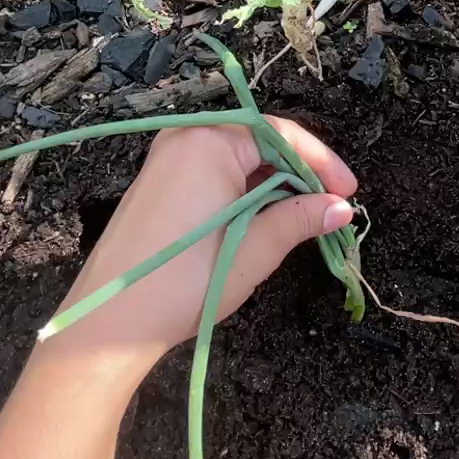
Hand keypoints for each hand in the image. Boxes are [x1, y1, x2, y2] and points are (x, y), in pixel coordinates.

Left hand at [40, 117, 356, 371]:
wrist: (108, 325)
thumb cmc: (185, 284)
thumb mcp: (254, 250)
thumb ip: (300, 219)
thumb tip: (341, 207)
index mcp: (209, 141)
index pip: (280, 134)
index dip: (321, 161)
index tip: (350, 190)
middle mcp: (185, 138)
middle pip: (259, 142)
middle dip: (298, 174)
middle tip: (330, 206)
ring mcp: (167, 159)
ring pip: (237, 160)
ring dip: (273, 185)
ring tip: (303, 216)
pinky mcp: (158, 182)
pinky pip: (214, 172)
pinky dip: (244, 191)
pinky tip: (264, 218)